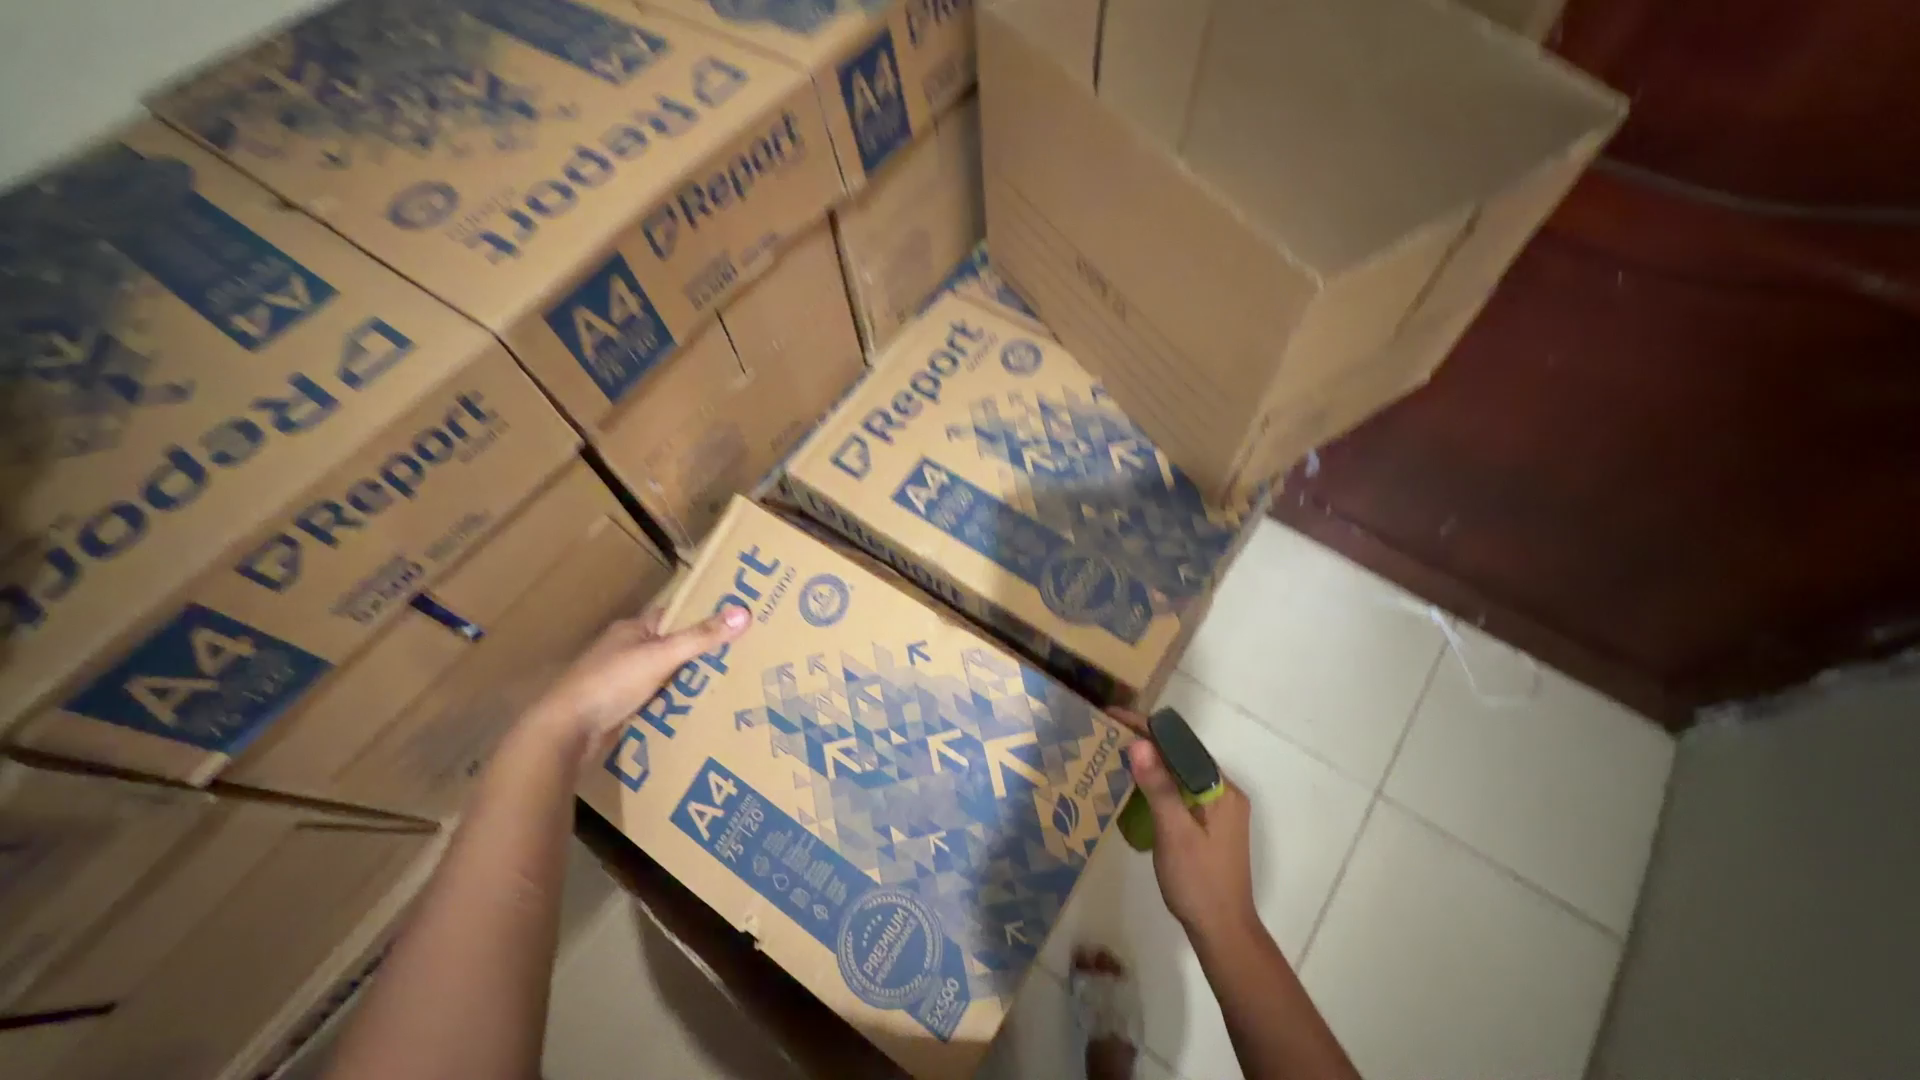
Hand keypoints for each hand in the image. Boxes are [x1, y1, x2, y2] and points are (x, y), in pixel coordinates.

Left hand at [529, 606, 748, 752]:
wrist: (565, 731)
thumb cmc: (610, 683)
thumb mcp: (661, 656)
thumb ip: (701, 637)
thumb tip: (744, 612)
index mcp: (632, 629)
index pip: (673, 615)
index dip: (701, 614)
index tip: (733, 618)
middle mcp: (625, 650)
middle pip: (671, 645)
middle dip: (699, 651)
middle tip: (739, 655)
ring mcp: (620, 680)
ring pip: (664, 674)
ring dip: (687, 680)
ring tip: (726, 683)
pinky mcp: (619, 707)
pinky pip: (655, 699)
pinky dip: (673, 702)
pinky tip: (695, 709)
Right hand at [1120, 724, 1259, 945]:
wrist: (1222, 931)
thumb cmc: (1198, 882)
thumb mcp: (1174, 832)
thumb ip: (1158, 787)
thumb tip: (1139, 742)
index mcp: (1221, 789)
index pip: (1180, 744)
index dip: (1146, 727)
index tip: (1112, 716)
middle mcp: (1223, 793)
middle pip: (1181, 756)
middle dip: (1145, 741)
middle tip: (1105, 733)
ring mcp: (1217, 810)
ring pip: (1179, 774)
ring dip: (1149, 763)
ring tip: (1112, 754)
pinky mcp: (1208, 826)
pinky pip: (1179, 792)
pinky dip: (1156, 785)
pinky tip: (1133, 788)